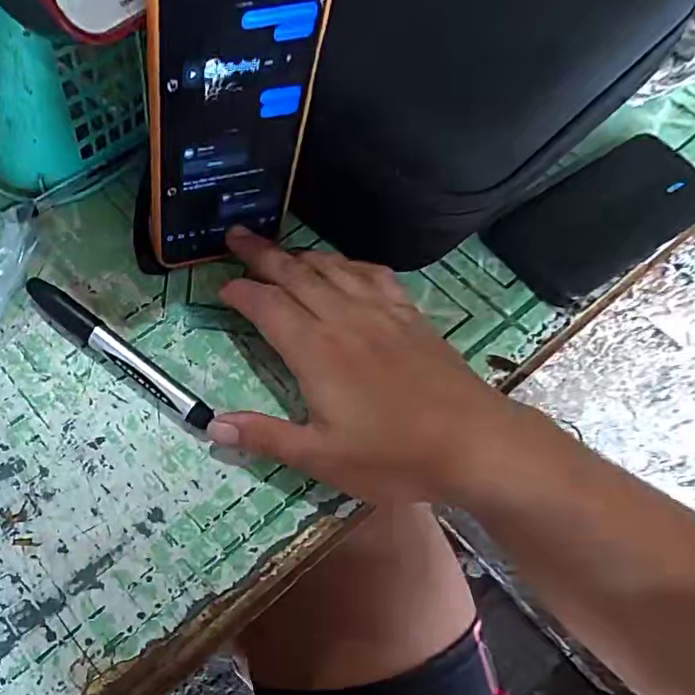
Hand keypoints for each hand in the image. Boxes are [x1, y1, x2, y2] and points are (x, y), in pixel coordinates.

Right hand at [208, 228, 549, 503]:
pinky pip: (375, 277)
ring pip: (335, 270)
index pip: (269, 308)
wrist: (481, 448)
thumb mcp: (321, 457)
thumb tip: (212, 426)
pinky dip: (350, 264)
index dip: (242, 293)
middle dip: (263, 255)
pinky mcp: (412, 321)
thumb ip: (265, 436)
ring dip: (302, 255)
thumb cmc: (395, 457)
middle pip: (298, 276)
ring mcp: (383, 318)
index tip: (221, 288)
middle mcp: (347, 323)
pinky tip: (343, 266)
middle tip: (236, 236)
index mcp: (317, 353)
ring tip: (280, 248)